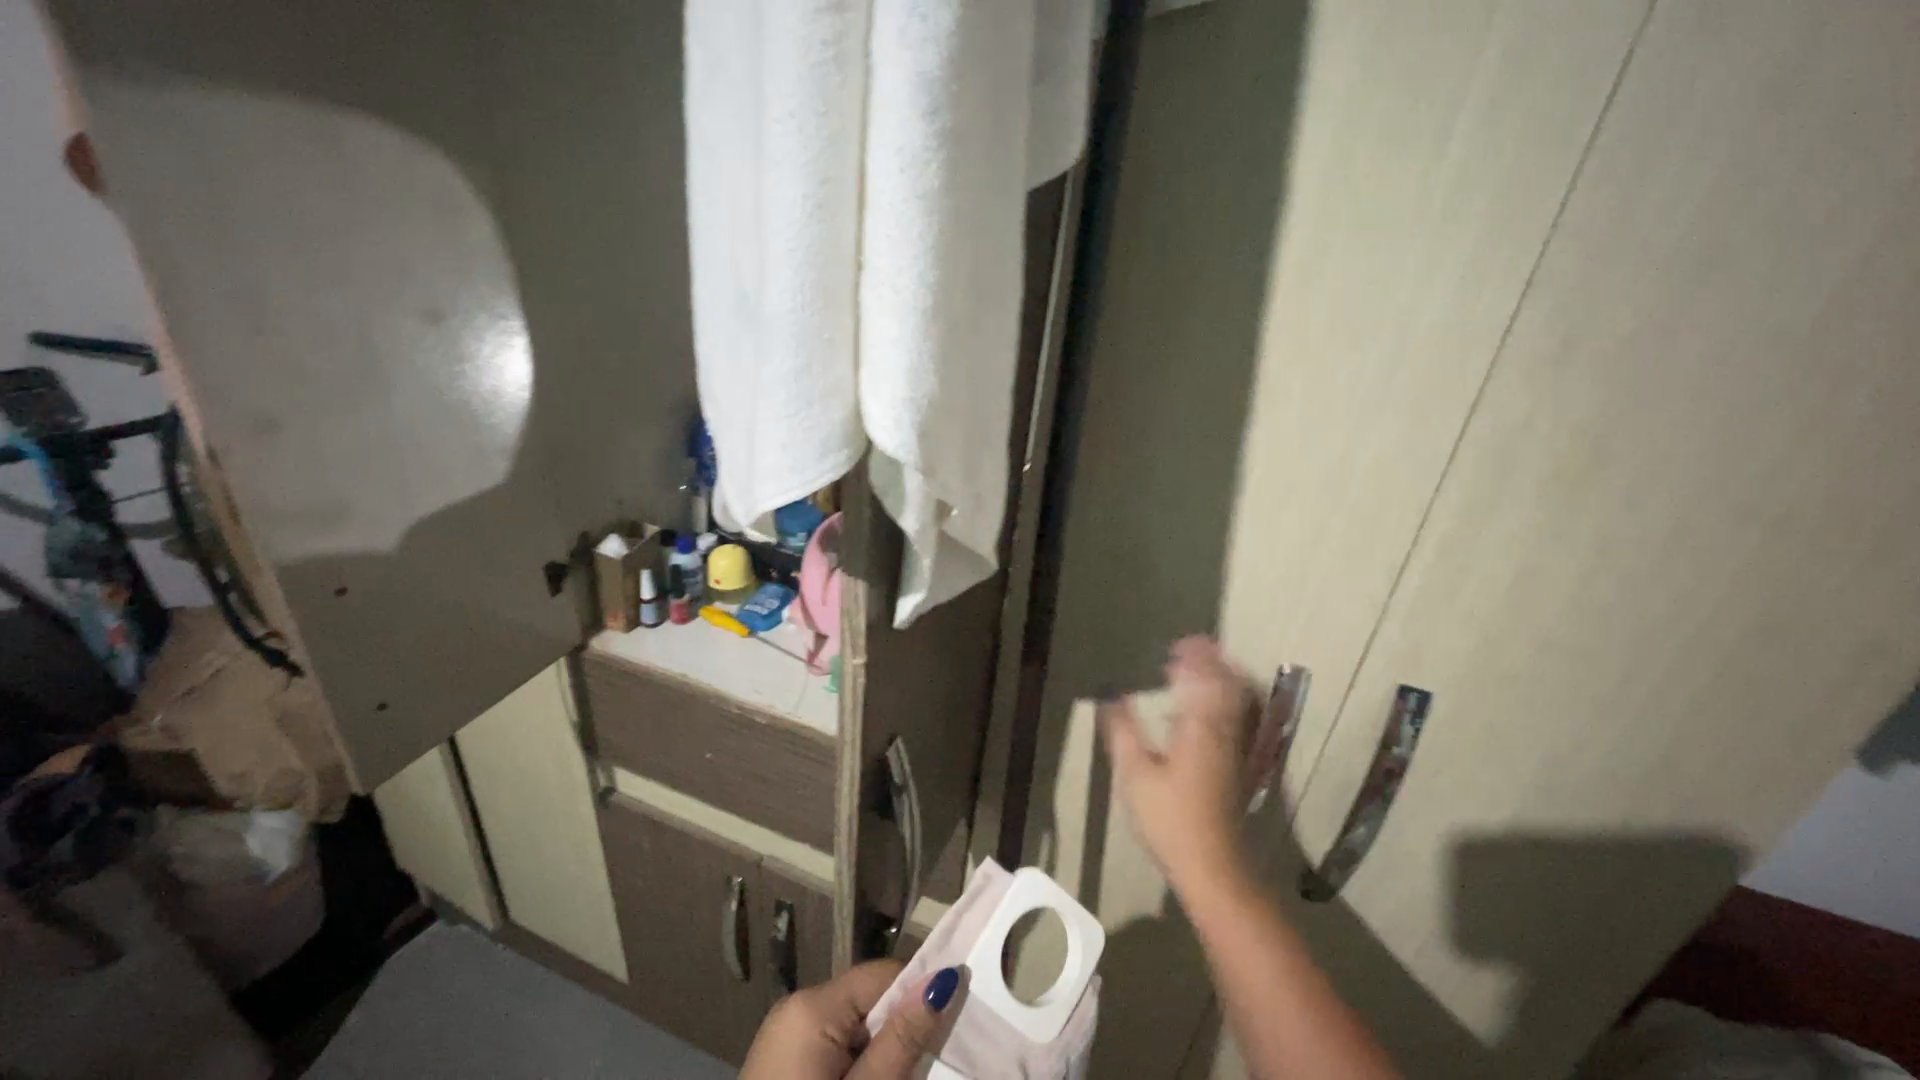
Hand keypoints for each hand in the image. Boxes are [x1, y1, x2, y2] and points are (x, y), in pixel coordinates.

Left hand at [740, 961, 962, 1079]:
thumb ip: (903, 1038)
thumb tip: (944, 979)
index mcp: (814, 1005)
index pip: (884, 974)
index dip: (919, 995)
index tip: (952, 1024)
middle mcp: (796, 1005)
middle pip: (869, 1000)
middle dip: (899, 1030)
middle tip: (920, 1070)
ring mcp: (785, 1032)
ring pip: (854, 1025)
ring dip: (880, 1051)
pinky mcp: (781, 1058)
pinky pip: (832, 1044)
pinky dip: (856, 1063)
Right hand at [1100, 636, 1254, 891]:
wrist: (1212, 864)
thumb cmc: (1169, 819)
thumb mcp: (1134, 775)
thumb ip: (1122, 731)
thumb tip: (1110, 696)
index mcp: (1198, 727)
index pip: (1200, 680)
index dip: (1192, 659)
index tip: (1180, 643)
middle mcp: (1223, 732)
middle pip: (1227, 686)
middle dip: (1212, 663)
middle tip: (1194, 648)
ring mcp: (1237, 750)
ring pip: (1236, 703)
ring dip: (1222, 680)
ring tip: (1203, 670)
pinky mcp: (1240, 767)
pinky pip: (1237, 720)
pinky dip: (1226, 703)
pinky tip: (1207, 711)